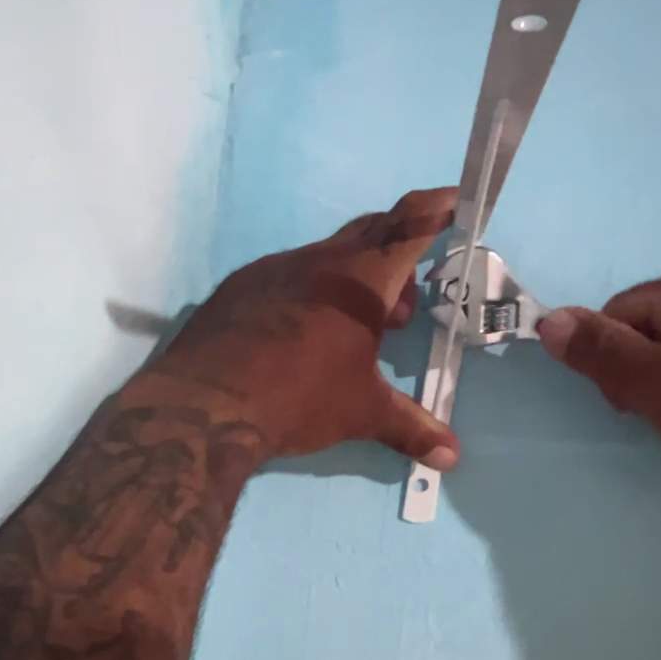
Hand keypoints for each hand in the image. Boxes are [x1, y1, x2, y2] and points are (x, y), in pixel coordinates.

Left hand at [132, 188, 461, 470]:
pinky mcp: (236, 289)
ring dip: (349, 285)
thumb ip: (410, 428)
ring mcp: (270, 270)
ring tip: (351, 337)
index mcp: (359, 277)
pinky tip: (298, 341)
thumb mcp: (360, 413)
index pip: (410, 221)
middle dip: (395, 264)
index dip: (438, 207)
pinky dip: (307, 297)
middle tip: (402, 311)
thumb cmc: (298, 398)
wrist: (204, 405)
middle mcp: (316, 260)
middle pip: (369, 234)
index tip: (456, 202)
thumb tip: (452, 457)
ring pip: (324, 259)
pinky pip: (284, 279)